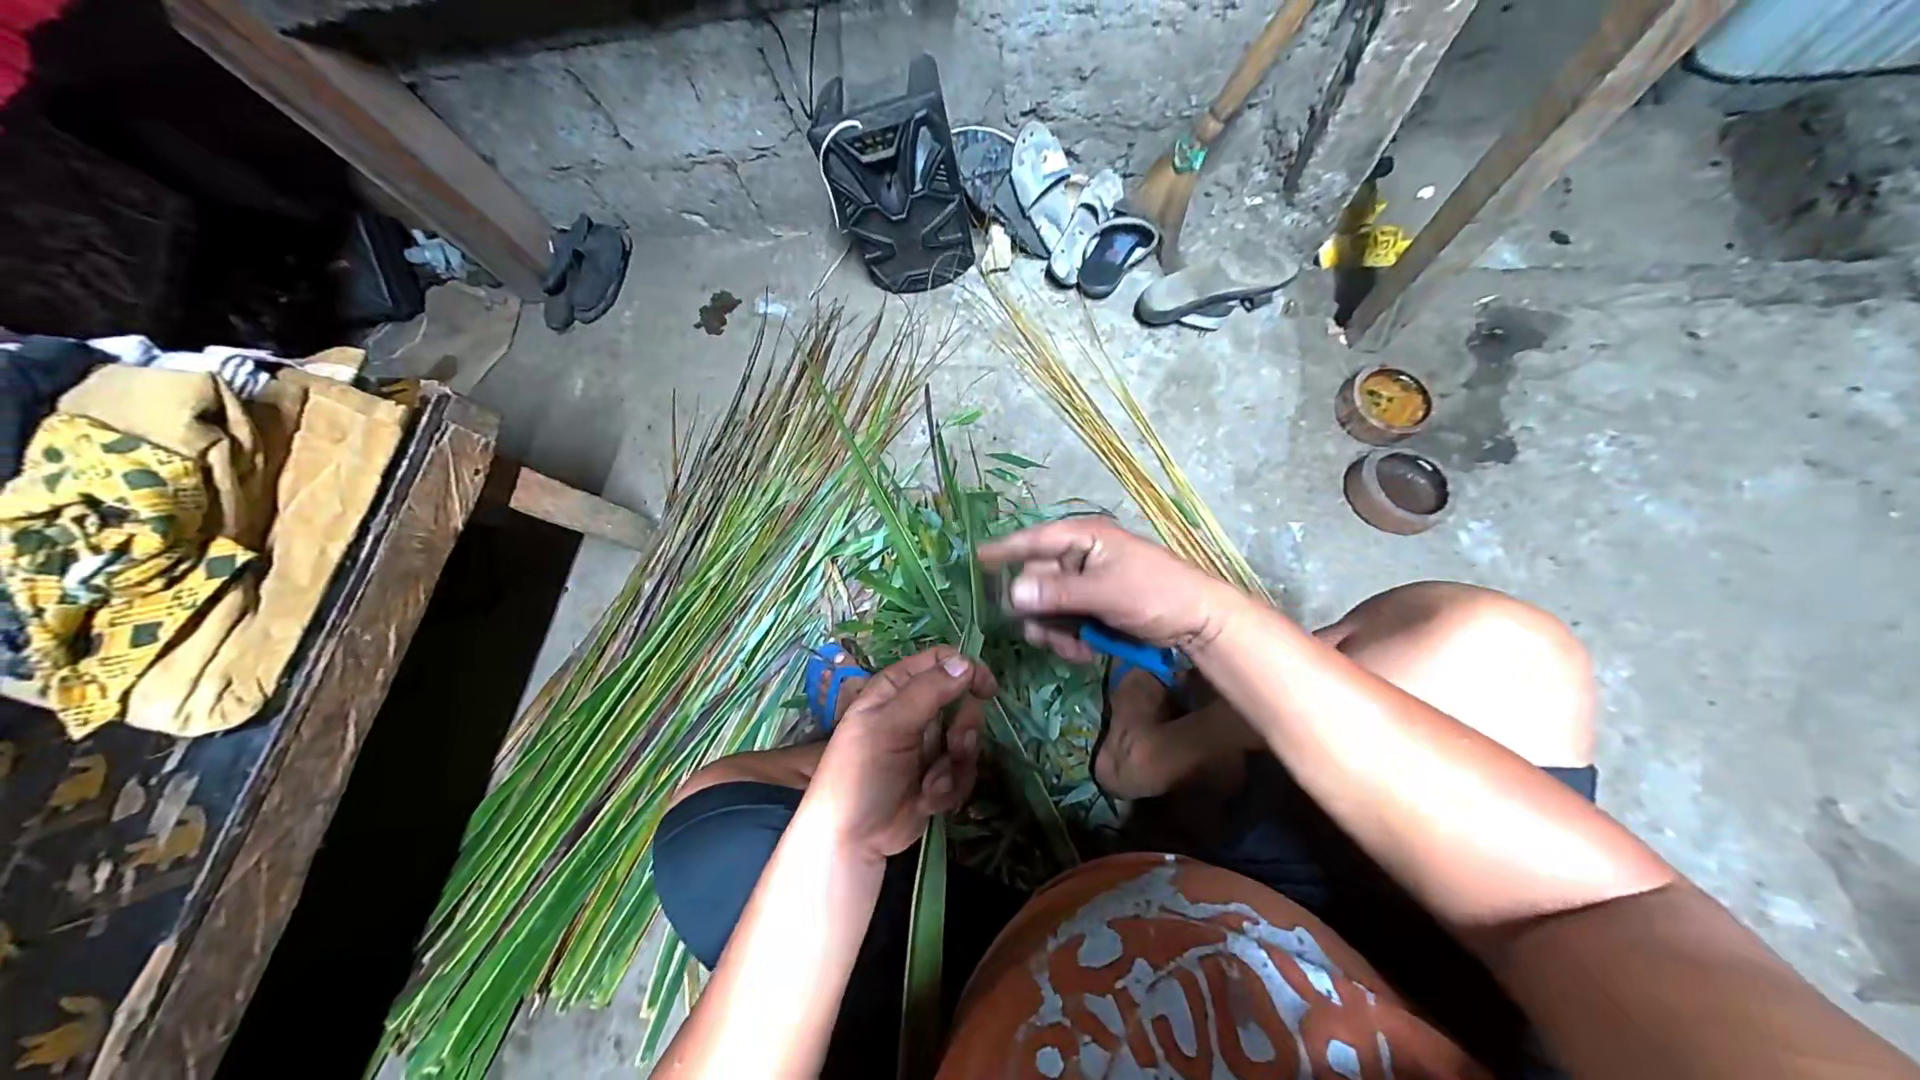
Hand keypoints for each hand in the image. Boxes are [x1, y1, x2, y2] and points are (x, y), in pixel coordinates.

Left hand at [806, 646, 995, 861]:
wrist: (853, 838)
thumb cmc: (861, 773)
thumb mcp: (889, 726)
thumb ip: (929, 691)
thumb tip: (965, 662)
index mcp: (895, 690)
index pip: (937, 662)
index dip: (965, 669)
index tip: (987, 688)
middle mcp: (914, 712)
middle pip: (962, 701)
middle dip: (963, 727)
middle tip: (955, 743)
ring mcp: (928, 745)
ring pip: (967, 739)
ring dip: (955, 764)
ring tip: (933, 784)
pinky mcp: (938, 776)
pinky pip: (963, 771)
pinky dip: (950, 788)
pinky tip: (928, 801)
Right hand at [977, 518, 1246, 662]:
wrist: (1199, 623)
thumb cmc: (1155, 593)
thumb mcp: (1105, 591)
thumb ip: (1057, 592)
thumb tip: (1011, 593)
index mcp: (1086, 537)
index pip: (1036, 539)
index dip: (1006, 549)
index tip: (977, 559)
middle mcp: (1082, 556)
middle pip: (1037, 580)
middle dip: (1037, 610)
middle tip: (1041, 633)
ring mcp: (1088, 584)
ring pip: (1048, 607)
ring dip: (1054, 630)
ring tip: (1072, 646)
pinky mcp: (1094, 608)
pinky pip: (1065, 622)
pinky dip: (1070, 639)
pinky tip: (1085, 651)